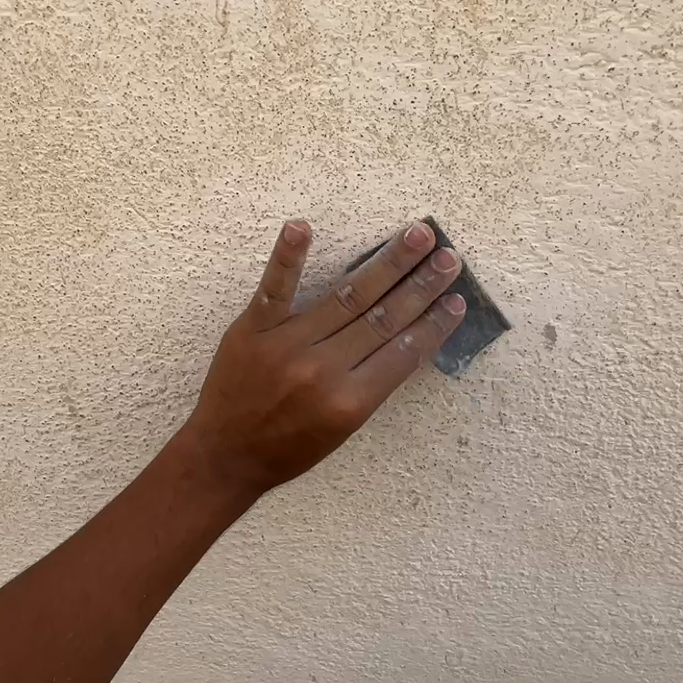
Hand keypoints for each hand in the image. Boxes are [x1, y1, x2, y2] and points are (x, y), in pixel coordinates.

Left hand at [175, 219, 466, 501]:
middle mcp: (322, 369)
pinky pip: (275, 288)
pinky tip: (302, 226)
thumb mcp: (341, 430)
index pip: (403, 352)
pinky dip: (288, 256)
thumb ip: (370, 386)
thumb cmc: (287, 449)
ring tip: (415, 235)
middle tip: (449, 255)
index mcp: (349, 402)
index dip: (434, 323)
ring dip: (385, 264)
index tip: (457, 299)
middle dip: (421, 285)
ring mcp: (286, 344)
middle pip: (382, 317)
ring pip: (346, 296)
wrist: (224, 456)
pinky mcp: (253, 329)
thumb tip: (405, 341)